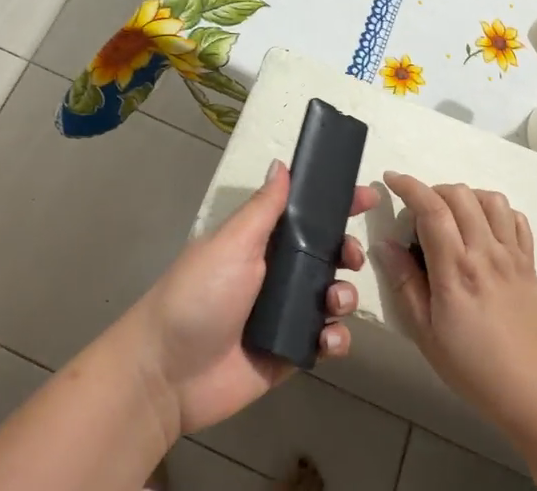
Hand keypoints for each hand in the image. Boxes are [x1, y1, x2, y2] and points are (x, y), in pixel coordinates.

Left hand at [130, 159, 378, 433]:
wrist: (170, 373)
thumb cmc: (199, 296)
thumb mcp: (232, 244)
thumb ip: (263, 209)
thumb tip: (282, 164)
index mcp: (258, 242)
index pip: (304, 216)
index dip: (335, 205)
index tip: (366, 196)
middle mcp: (274, 274)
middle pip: (326, 256)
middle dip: (347, 252)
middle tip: (352, 257)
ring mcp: (284, 315)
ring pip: (332, 297)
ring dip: (344, 295)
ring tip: (334, 301)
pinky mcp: (291, 352)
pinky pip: (327, 341)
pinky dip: (336, 338)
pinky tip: (326, 339)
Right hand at [377, 173, 536, 445]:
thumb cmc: (475, 369)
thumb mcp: (426, 334)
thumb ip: (405, 283)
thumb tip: (385, 244)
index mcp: (456, 269)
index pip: (431, 208)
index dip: (409, 186)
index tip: (390, 179)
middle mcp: (486, 252)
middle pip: (461, 194)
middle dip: (433, 190)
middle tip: (417, 212)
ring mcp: (512, 257)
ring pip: (491, 199)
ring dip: (466, 196)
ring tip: (450, 217)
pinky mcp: (530, 266)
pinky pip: (517, 220)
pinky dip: (496, 211)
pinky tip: (483, 230)